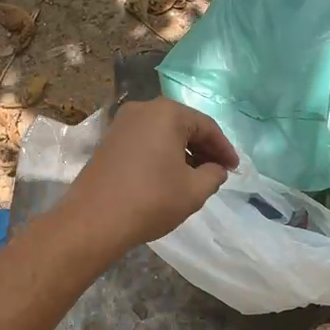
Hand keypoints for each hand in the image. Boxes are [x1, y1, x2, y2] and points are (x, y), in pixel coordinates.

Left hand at [61, 98, 239, 250]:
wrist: (94, 220)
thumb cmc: (151, 200)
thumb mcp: (194, 190)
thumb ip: (214, 174)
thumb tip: (216, 169)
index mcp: (167, 113)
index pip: (206, 127)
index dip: (224, 149)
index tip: (235, 169)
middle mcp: (143, 110)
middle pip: (184, 126)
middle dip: (204, 148)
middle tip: (219, 171)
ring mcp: (121, 124)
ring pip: (163, 133)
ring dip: (183, 152)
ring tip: (196, 176)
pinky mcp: (109, 141)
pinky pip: (145, 141)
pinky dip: (162, 154)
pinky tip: (169, 176)